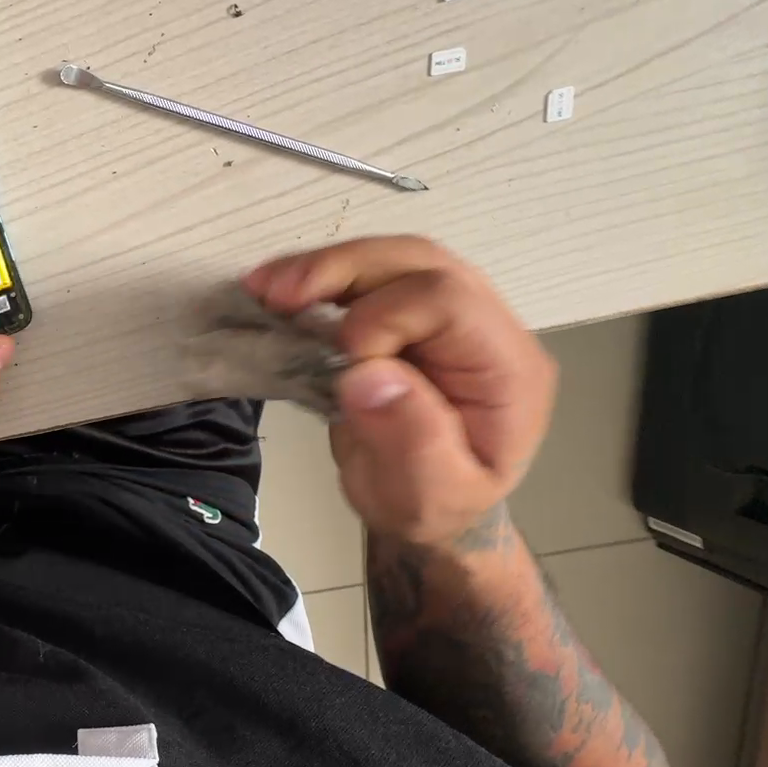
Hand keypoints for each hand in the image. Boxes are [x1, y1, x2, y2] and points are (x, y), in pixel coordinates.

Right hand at [241, 237, 555, 545]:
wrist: (423, 507)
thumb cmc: (429, 505)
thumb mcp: (426, 493)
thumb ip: (409, 438)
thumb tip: (365, 373)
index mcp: (504, 367)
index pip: (446, 301)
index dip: (380, 319)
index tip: (336, 364)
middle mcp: (483, 328)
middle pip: (419, 262)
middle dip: (341, 270)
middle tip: (275, 295)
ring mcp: (443, 319)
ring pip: (389, 259)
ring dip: (321, 268)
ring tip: (264, 288)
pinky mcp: (402, 319)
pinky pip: (364, 278)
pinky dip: (314, 279)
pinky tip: (274, 293)